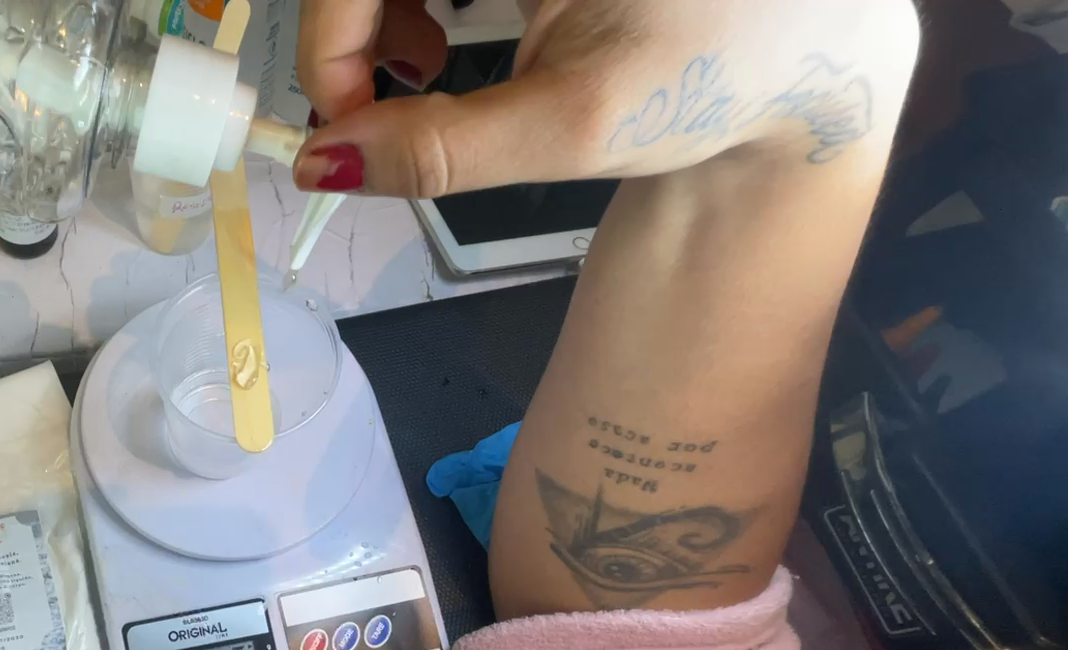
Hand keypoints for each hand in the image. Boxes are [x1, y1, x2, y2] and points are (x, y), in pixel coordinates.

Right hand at [294, 0, 919, 195]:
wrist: (802, 49)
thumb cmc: (714, 78)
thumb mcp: (570, 125)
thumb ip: (436, 151)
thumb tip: (317, 164)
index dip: (333, 28)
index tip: (345, 116)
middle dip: (352, 22)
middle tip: (376, 97)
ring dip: (377, 10)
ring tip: (418, 68)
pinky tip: (437, 36)